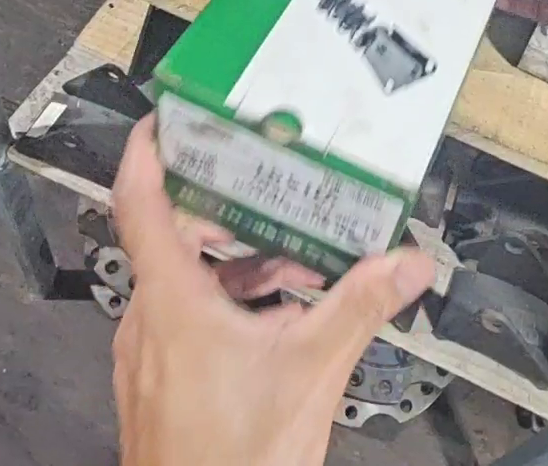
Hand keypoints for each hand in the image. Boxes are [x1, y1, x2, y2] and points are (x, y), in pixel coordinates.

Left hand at [110, 115, 437, 465]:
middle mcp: (148, 319)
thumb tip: (408, 263)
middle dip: (228, 208)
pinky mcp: (160, 377)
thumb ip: (361, 305)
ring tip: (294, 261)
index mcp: (171, 301)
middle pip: (175, 233)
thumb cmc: (238, 460)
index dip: (148, 150)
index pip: (139, 203)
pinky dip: (230, 297)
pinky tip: (279, 315)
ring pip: (186, 276)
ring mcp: (149, 351)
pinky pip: (188, 313)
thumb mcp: (312, 369)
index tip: (168, 115)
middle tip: (267, 186)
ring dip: (237, 260)